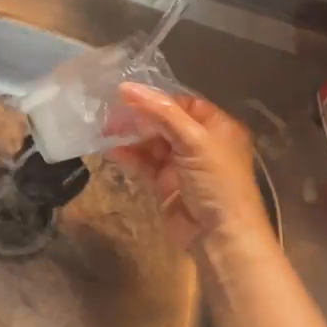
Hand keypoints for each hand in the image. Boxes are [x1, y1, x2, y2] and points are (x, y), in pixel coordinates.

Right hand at [105, 83, 269, 251]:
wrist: (221, 239)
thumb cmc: (217, 183)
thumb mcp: (194, 141)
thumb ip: (161, 113)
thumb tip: (126, 87)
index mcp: (216, 127)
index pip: (181, 103)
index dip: (154, 98)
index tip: (123, 94)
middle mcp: (199, 143)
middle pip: (162, 122)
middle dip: (136, 117)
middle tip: (109, 113)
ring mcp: (181, 165)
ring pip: (149, 142)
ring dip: (128, 136)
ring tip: (105, 130)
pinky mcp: (164, 184)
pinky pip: (142, 163)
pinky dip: (127, 156)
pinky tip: (111, 150)